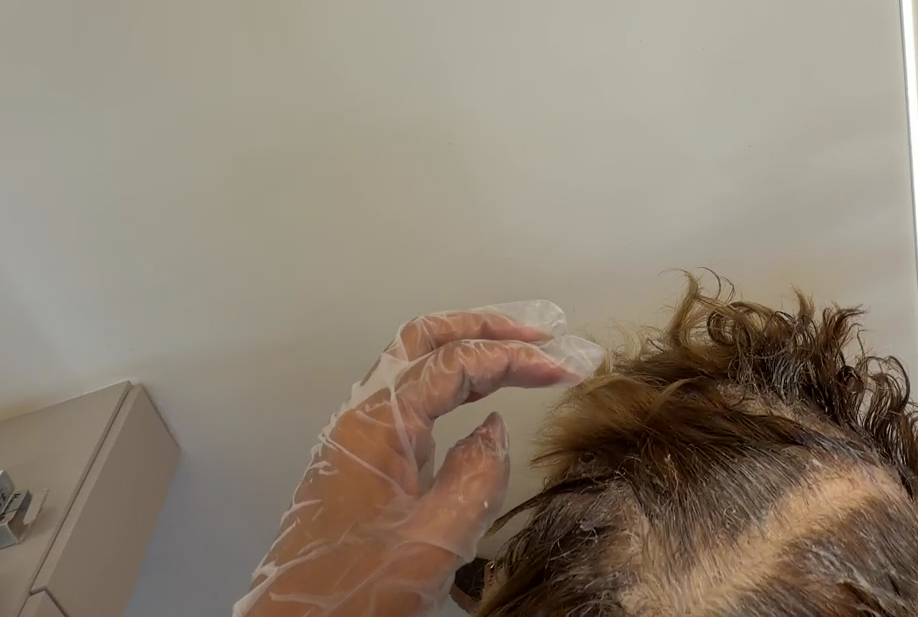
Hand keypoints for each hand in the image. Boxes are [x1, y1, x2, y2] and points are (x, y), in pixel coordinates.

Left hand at [235, 302, 604, 616]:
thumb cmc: (355, 592)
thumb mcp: (432, 542)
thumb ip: (477, 475)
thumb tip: (495, 428)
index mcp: (377, 423)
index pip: (455, 362)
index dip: (513, 357)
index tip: (562, 367)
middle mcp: (365, 414)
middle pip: (426, 337)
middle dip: (486, 326)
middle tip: (539, 332)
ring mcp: (362, 432)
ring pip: (417, 362)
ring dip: (470, 347)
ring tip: (520, 350)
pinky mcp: (366, 456)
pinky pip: (415, 396)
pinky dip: (455, 381)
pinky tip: (483, 395)